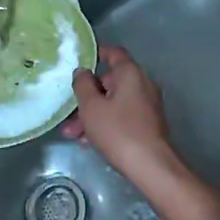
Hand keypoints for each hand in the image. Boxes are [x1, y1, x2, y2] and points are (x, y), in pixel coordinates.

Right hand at [65, 45, 174, 172]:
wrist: (150, 166)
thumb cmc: (118, 131)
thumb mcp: (91, 107)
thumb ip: (82, 85)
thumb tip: (82, 71)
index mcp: (130, 73)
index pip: (113, 53)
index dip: (96, 53)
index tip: (79, 60)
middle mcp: (142, 84)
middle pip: (110, 82)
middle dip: (87, 95)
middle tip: (69, 110)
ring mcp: (147, 105)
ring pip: (114, 102)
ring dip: (93, 114)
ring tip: (72, 134)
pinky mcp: (148, 123)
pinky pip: (122, 115)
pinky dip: (106, 122)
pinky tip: (88, 141)